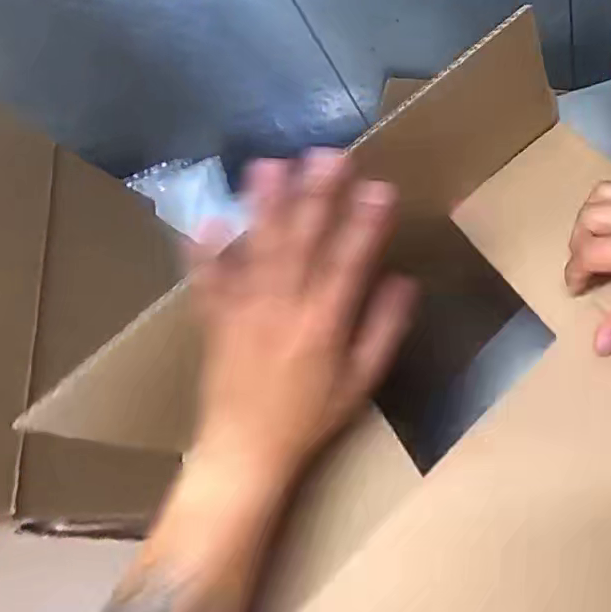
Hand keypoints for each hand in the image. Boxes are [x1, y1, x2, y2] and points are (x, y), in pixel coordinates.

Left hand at [184, 149, 417, 489]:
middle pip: (302, 243)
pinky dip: (204, 249)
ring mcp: (244, 312)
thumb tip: (405, 280)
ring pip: (257, 250)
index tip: (379, 186)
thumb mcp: (363, 379)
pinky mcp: (214, 320)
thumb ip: (384, 328)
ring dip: (264, 205)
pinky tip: (207, 216)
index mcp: (325, 324)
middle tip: (327, 155)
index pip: (350, 263)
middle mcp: (284, 309)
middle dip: (316, 196)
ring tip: (270, 165)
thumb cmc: (312, 416)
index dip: (366, 224)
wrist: (244, 455)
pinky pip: (208, 280)